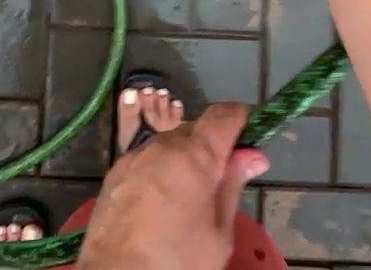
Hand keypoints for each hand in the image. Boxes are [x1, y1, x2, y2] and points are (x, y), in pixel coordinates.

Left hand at [75, 103, 269, 269]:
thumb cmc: (177, 261)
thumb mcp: (219, 233)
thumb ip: (233, 186)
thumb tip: (253, 155)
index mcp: (194, 156)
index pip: (223, 115)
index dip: (241, 116)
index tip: (253, 129)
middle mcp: (163, 144)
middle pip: (196, 130)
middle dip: (214, 145)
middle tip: (225, 177)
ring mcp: (136, 155)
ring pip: (170, 143)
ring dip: (186, 158)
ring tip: (192, 197)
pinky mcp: (117, 170)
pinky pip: (148, 158)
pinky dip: (162, 168)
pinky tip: (163, 201)